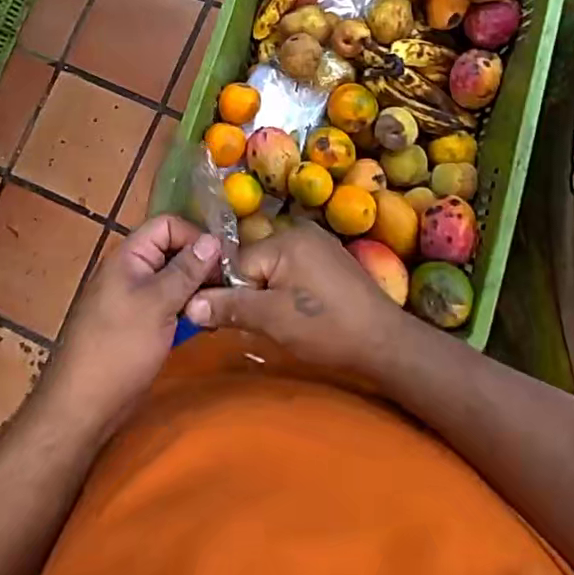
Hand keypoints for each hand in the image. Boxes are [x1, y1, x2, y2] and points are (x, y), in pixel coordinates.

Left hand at [39, 215, 218, 431]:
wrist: (82, 406)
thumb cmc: (119, 348)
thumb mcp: (159, 303)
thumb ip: (187, 270)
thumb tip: (214, 239)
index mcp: (129, 256)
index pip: (168, 225)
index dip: (195, 236)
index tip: (223, 261)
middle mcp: (131, 270)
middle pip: (173, 251)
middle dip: (201, 264)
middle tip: (229, 285)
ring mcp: (134, 297)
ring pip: (174, 279)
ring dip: (198, 288)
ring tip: (222, 305)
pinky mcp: (139, 322)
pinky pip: (169, 303)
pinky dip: (187, 308)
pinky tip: (205, 322)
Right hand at [185, 220, 415, 376]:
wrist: (385, 342)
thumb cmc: (326, 328)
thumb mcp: (272, 320)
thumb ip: (229, 307)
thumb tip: (188, 304)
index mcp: (286, 239)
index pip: (237, 263)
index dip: (231, 294)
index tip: (229, 322)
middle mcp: (302, 232)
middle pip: (255, 264)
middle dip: (251, 295)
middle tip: (261, 326)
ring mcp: (320, 245)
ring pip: (274, 271)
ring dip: (270, 297)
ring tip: (282, 324)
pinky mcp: (331, 262)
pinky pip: (295, 272)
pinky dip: (290, 293)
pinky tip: (300, 316)